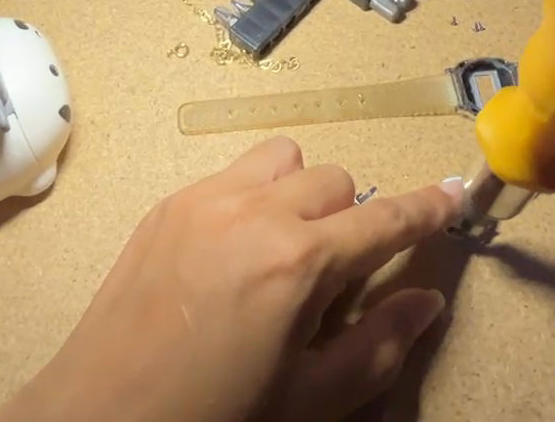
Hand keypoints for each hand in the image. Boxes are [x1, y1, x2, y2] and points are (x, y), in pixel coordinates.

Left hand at [0, 138, 461, 421]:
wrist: (102, 416)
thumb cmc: (215, 415)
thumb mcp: (311, 398)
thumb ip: (380, 344)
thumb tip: (427, 299)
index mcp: (298, 263)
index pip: (382, 221)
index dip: (425, 208)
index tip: (453, 193)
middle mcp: (255, 211)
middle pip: (334, 179)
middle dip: (349, 216)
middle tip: (331, 269)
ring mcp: (206, 197)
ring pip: (283, 158)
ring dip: (300, 190)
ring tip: (283, 242)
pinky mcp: (170, 201)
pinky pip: (232, 172)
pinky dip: (252, 194)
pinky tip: (232, 248)